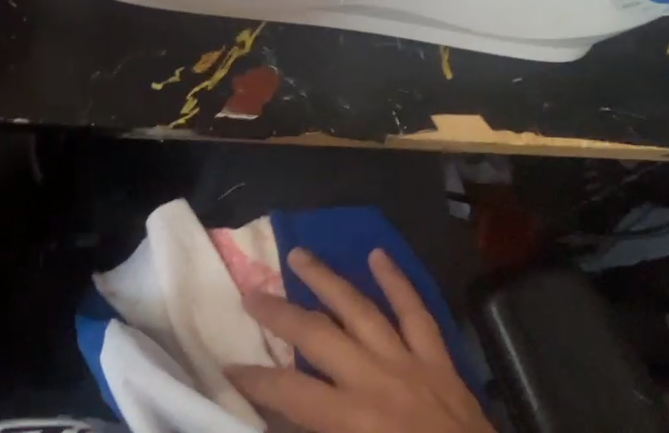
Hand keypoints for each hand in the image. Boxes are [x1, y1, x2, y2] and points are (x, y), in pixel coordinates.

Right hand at [229, 248, 492, 432]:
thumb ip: (319, 432)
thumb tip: (281, 419)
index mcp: (354, 419)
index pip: (288, 392)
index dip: (254, 379)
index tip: (226, 366)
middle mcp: (376, 381)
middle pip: (316, 334)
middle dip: (278, 313)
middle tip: (249, 293)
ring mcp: (411, 366)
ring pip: (360, 310)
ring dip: (327, 280)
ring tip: (299, 253)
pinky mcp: (442, 364)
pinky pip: (417, 315)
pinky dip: (398, 284)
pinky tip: (378, 255)